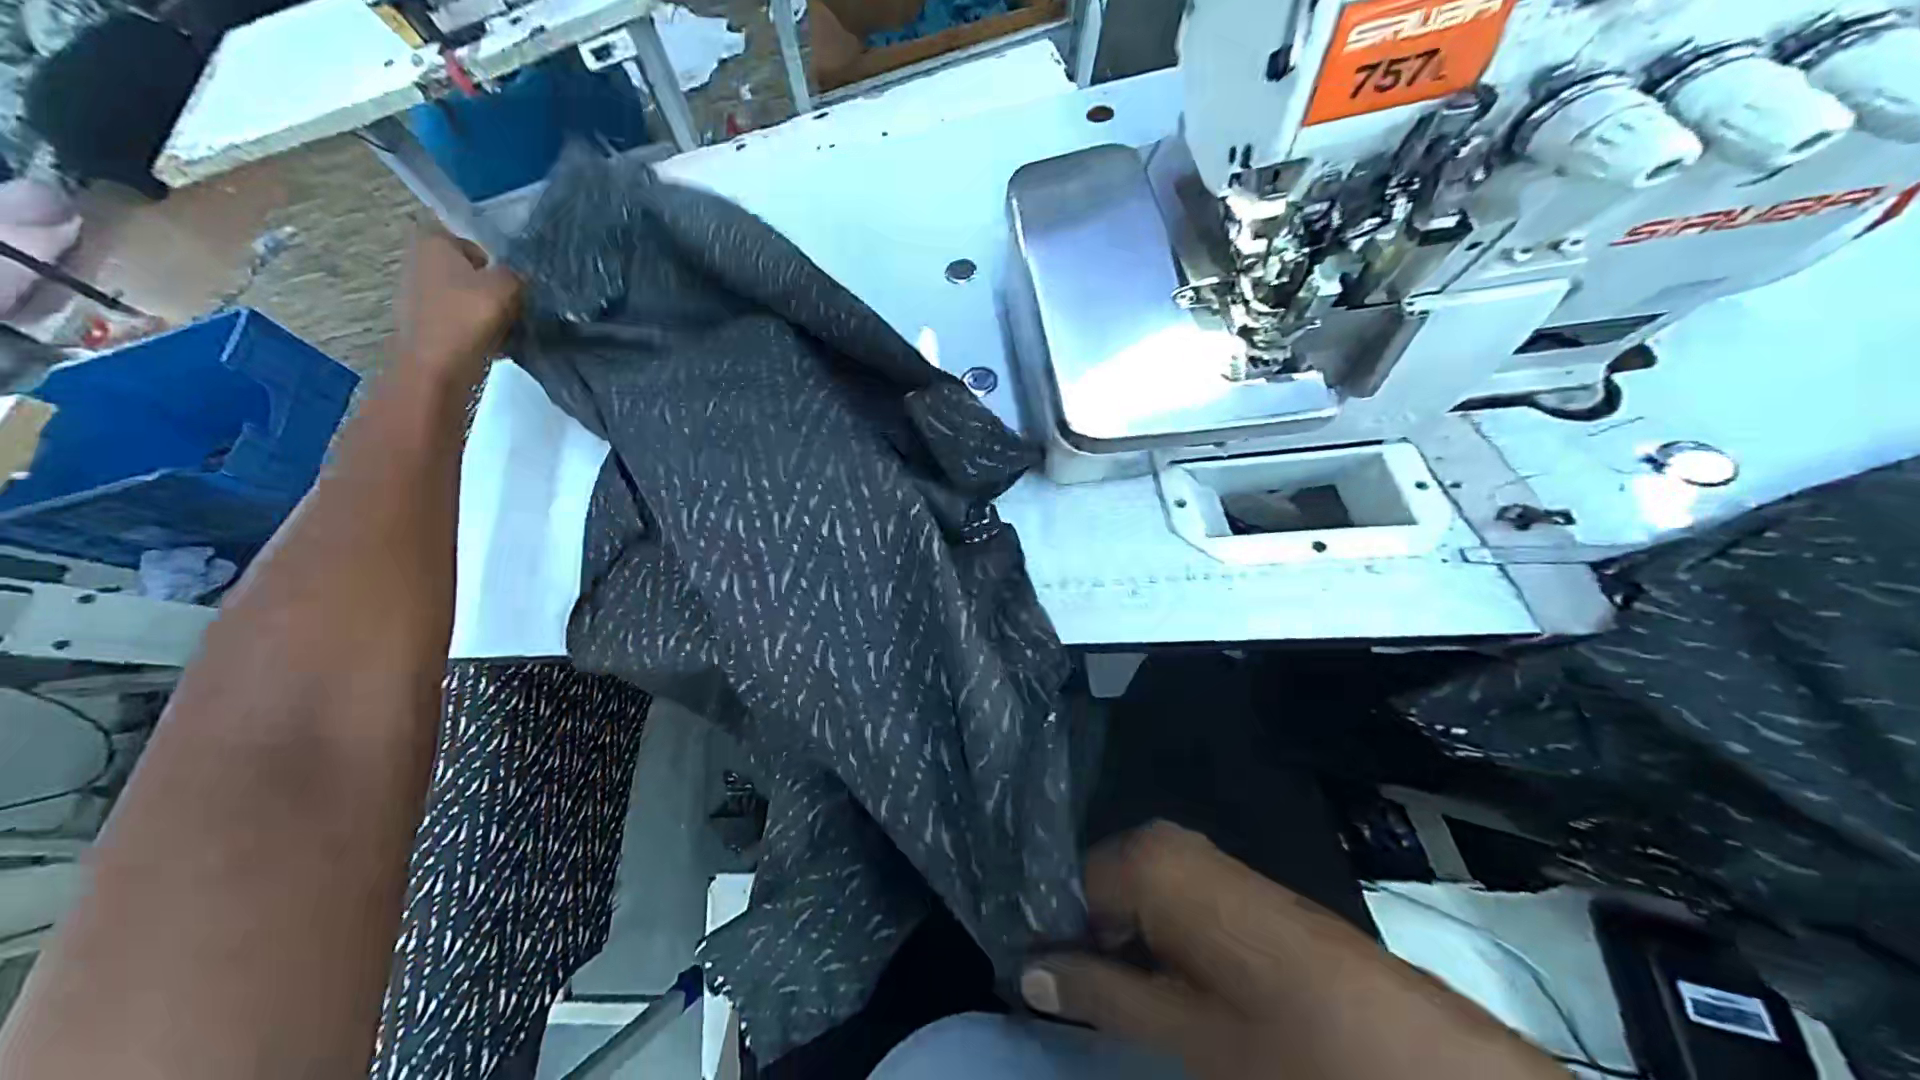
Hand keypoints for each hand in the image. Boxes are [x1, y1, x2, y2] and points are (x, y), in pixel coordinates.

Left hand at [395, 229, 521, 376]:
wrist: (437, 368)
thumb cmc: (468, 316)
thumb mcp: (508, 286)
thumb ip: (518, 275)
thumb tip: (520, 279)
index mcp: (432, 241)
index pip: (473, 239)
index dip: (498, 257)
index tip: (517, 278)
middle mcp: (420, 262)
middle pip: (471, 271)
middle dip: (495, 286)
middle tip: (520, 303)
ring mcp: (421, 296)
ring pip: (470, 298)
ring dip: (492, 311)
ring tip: (514, 326)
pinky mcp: (429, 326)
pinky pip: (465, 322)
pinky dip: (482, 331)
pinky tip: (500, 344)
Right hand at [1021, 822, 1560, 1079]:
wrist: (1422, 1059)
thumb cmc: (1288, 1045)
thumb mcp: (1180, 1031)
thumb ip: (1095, 993)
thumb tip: (1026, 971)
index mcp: (1148, 860)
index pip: (1066, 885)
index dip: (1049, 934)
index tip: (1036, 982)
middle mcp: (1172, 843)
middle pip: (1098, 887)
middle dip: (1084, 938)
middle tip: (1072, 998)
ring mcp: (1208, 861)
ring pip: (1133, 897)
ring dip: (1119, 944)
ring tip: (1114, 999)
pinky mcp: (1236, 886)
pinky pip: (1169, 902)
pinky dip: (1155, 940)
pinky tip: (1162, 986)